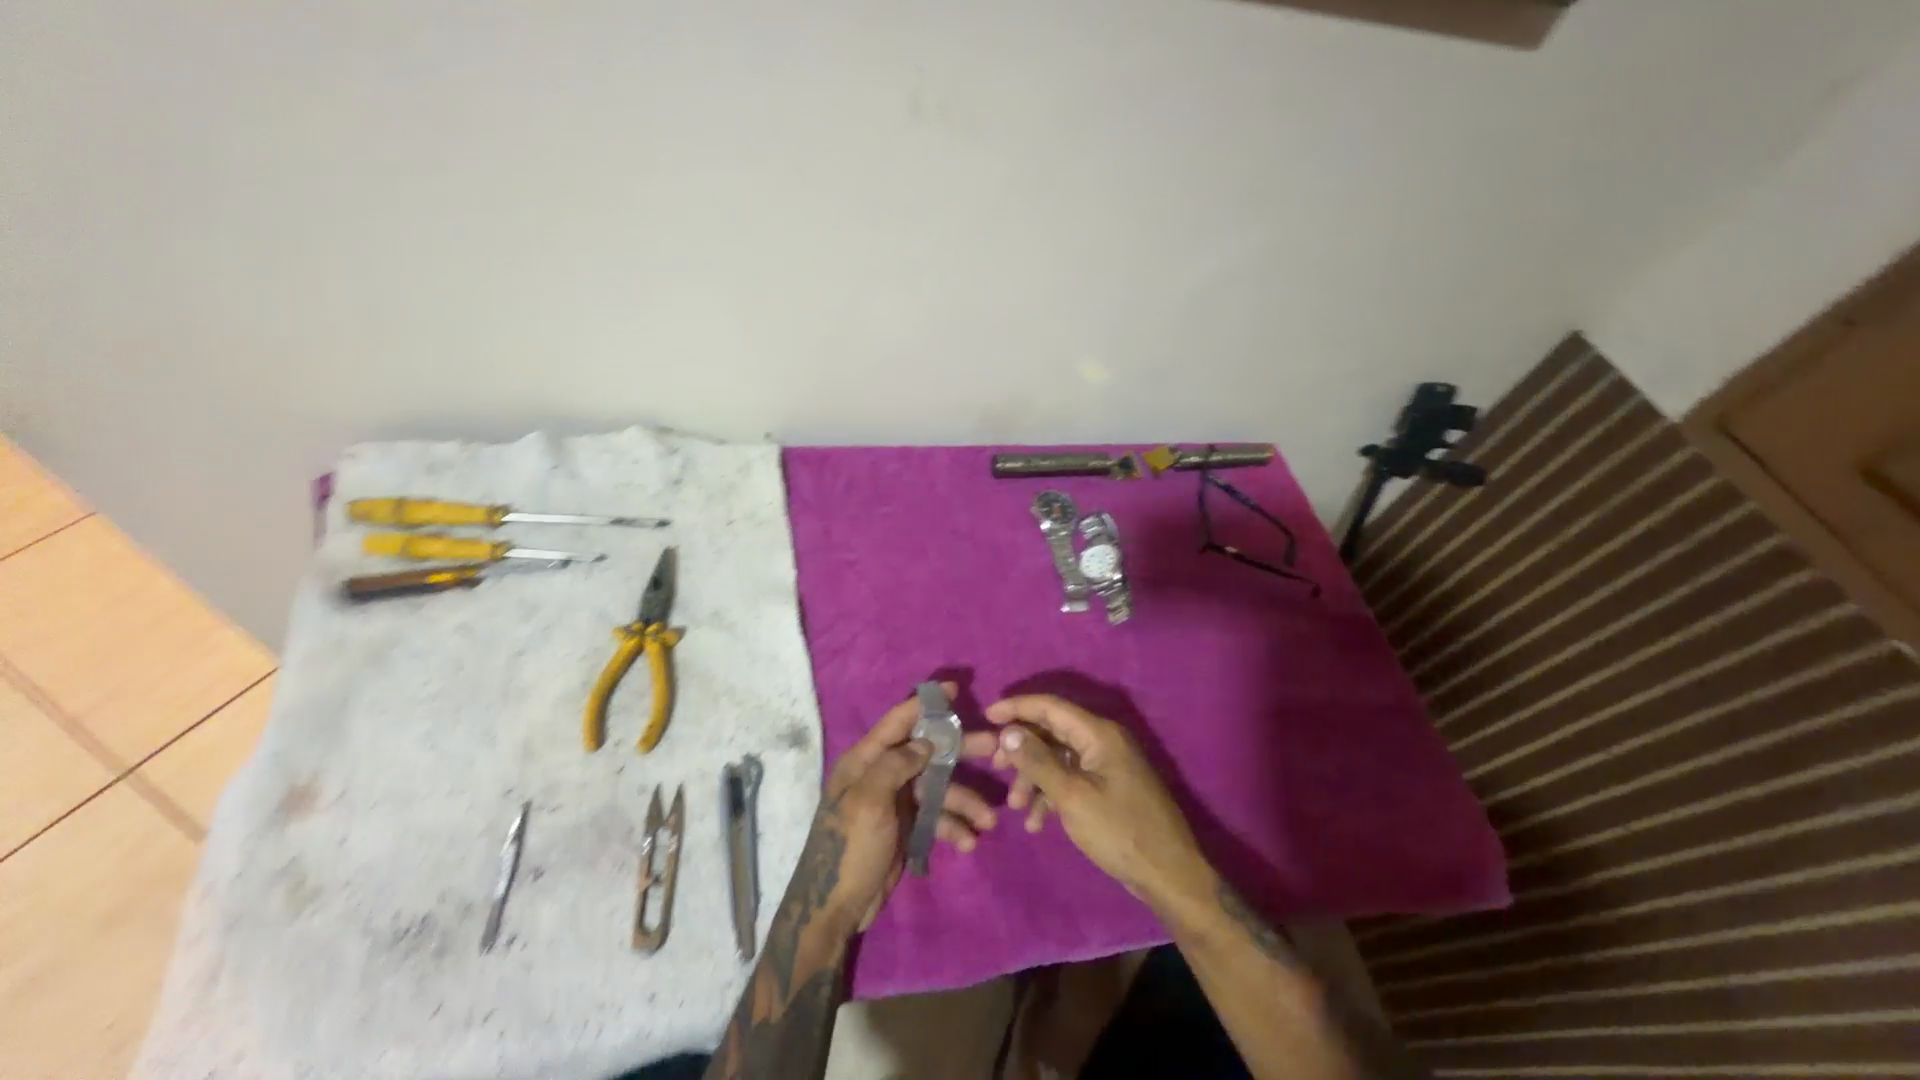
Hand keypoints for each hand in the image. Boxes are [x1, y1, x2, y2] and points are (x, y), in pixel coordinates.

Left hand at [810, 683, 999, 930]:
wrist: (836, 907)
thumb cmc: (849, 848)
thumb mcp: (869, 801)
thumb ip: (896, 765)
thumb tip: (925, 742)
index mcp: (865, 761)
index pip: (898, 722)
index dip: (925, 705)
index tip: (955, 690)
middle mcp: (880, 775)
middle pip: (926, 754)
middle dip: (960, 753)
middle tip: (995, 749)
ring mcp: (894, 803)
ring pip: (938, 790)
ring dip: (964, 803)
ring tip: (989, 821)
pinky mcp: (906, 829)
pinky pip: (936, 818)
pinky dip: (954, 827)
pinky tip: (969, 842)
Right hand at [986, 695, 1212, 910]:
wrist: (1167, 872)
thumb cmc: (1119, 830)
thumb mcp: (1071, 796)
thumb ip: (1037, 761)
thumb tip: (1008, 731)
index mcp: (1099, 734)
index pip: (1050, 707)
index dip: (1017, 707)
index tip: (986, 716)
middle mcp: (1104, 741)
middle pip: (1053, 732)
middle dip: (1022, 750)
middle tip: (996, 768)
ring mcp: (1108, 765)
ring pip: (1059, 759)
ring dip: (1034, 779)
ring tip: (1016, 808)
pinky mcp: (1109, 788)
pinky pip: (1072, 779)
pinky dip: (1052, 795)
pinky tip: (1038, 823)